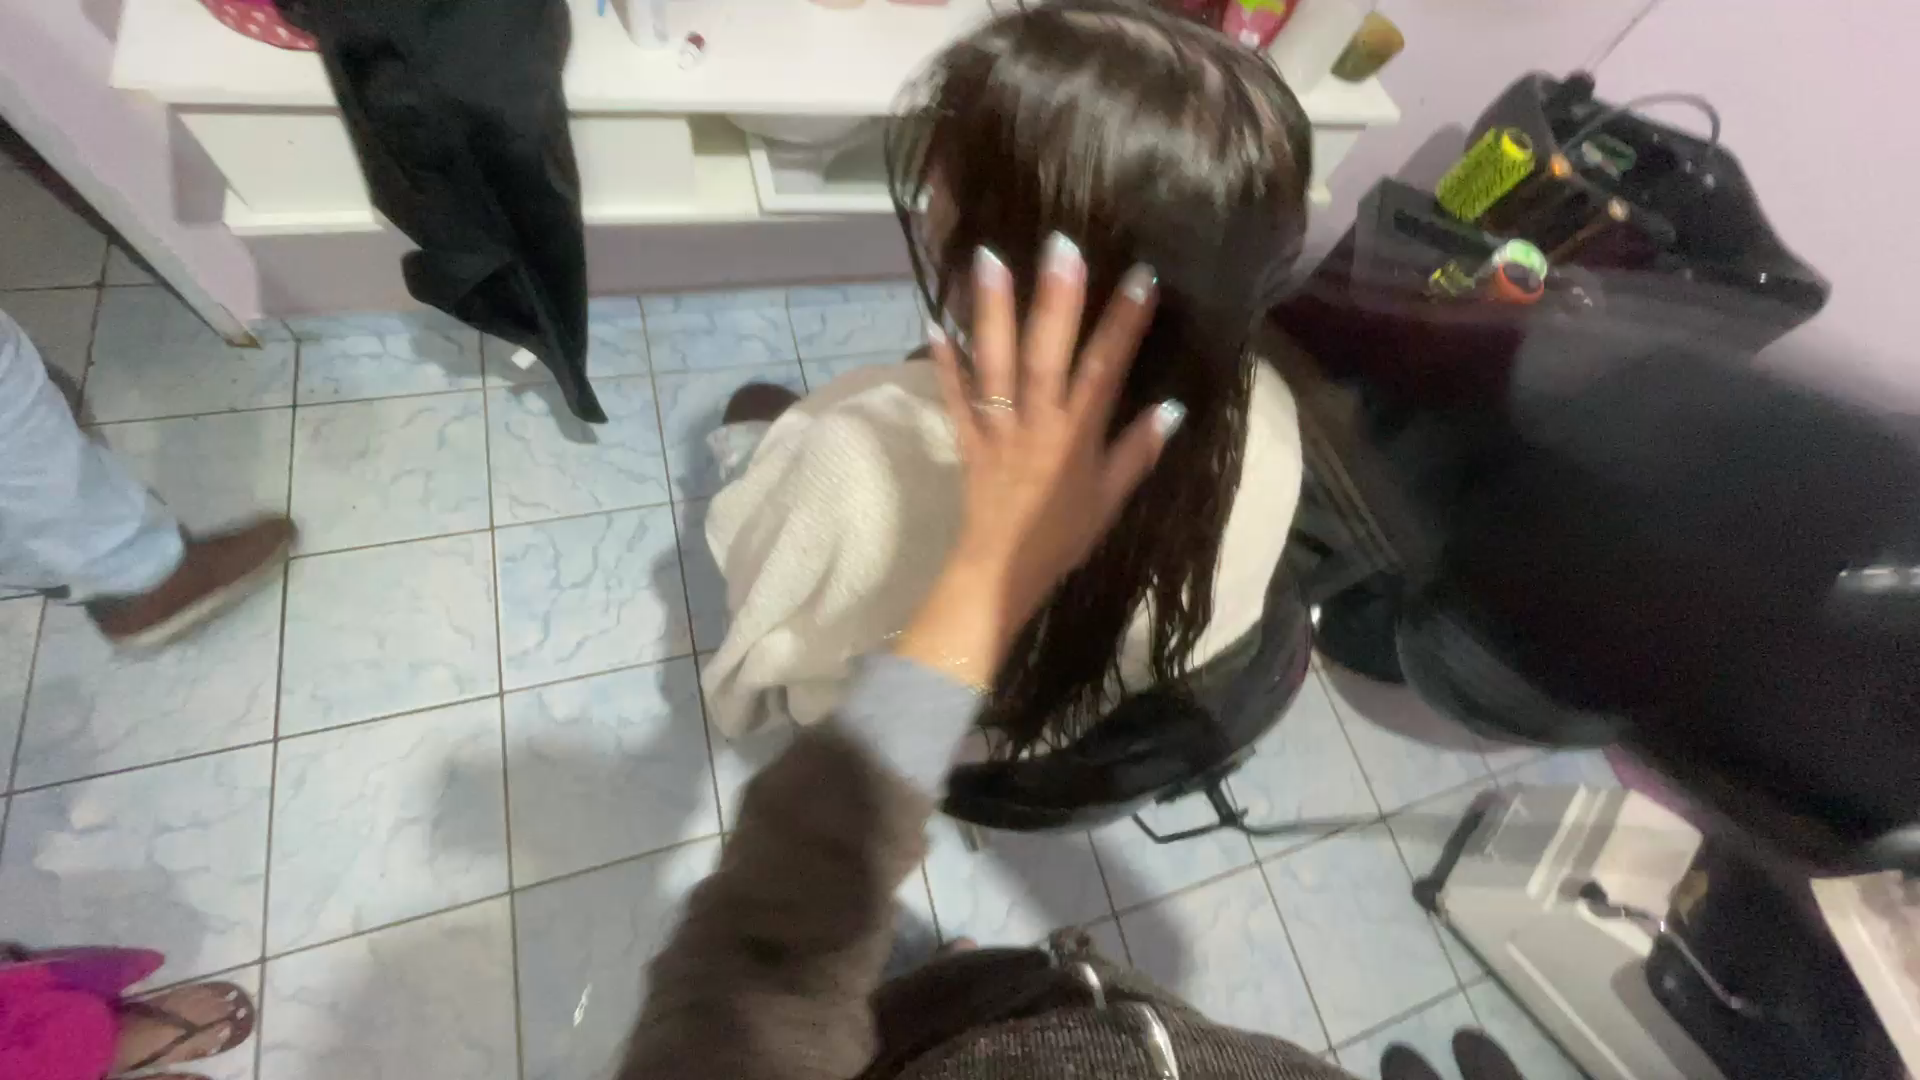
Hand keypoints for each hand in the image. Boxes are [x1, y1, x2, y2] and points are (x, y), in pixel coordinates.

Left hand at [893, 234, 1182, 688]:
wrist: (1003, 570)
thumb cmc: (1061, 536)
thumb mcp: (1110, 499)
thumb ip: (1137, 452)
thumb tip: (1172, 409)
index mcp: (1075, 437)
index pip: (1105, 371)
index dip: (1123, 324)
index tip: (1140, 276)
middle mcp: (1035, 423)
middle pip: (1046, 356)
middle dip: (1055, 300)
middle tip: (1059, 244)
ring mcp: (996, 428)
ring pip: (995, 366)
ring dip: (992, 314)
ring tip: (988, 260)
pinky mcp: (967, 438)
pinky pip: (954, 398)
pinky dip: (944, 364)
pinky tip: (934, 325)